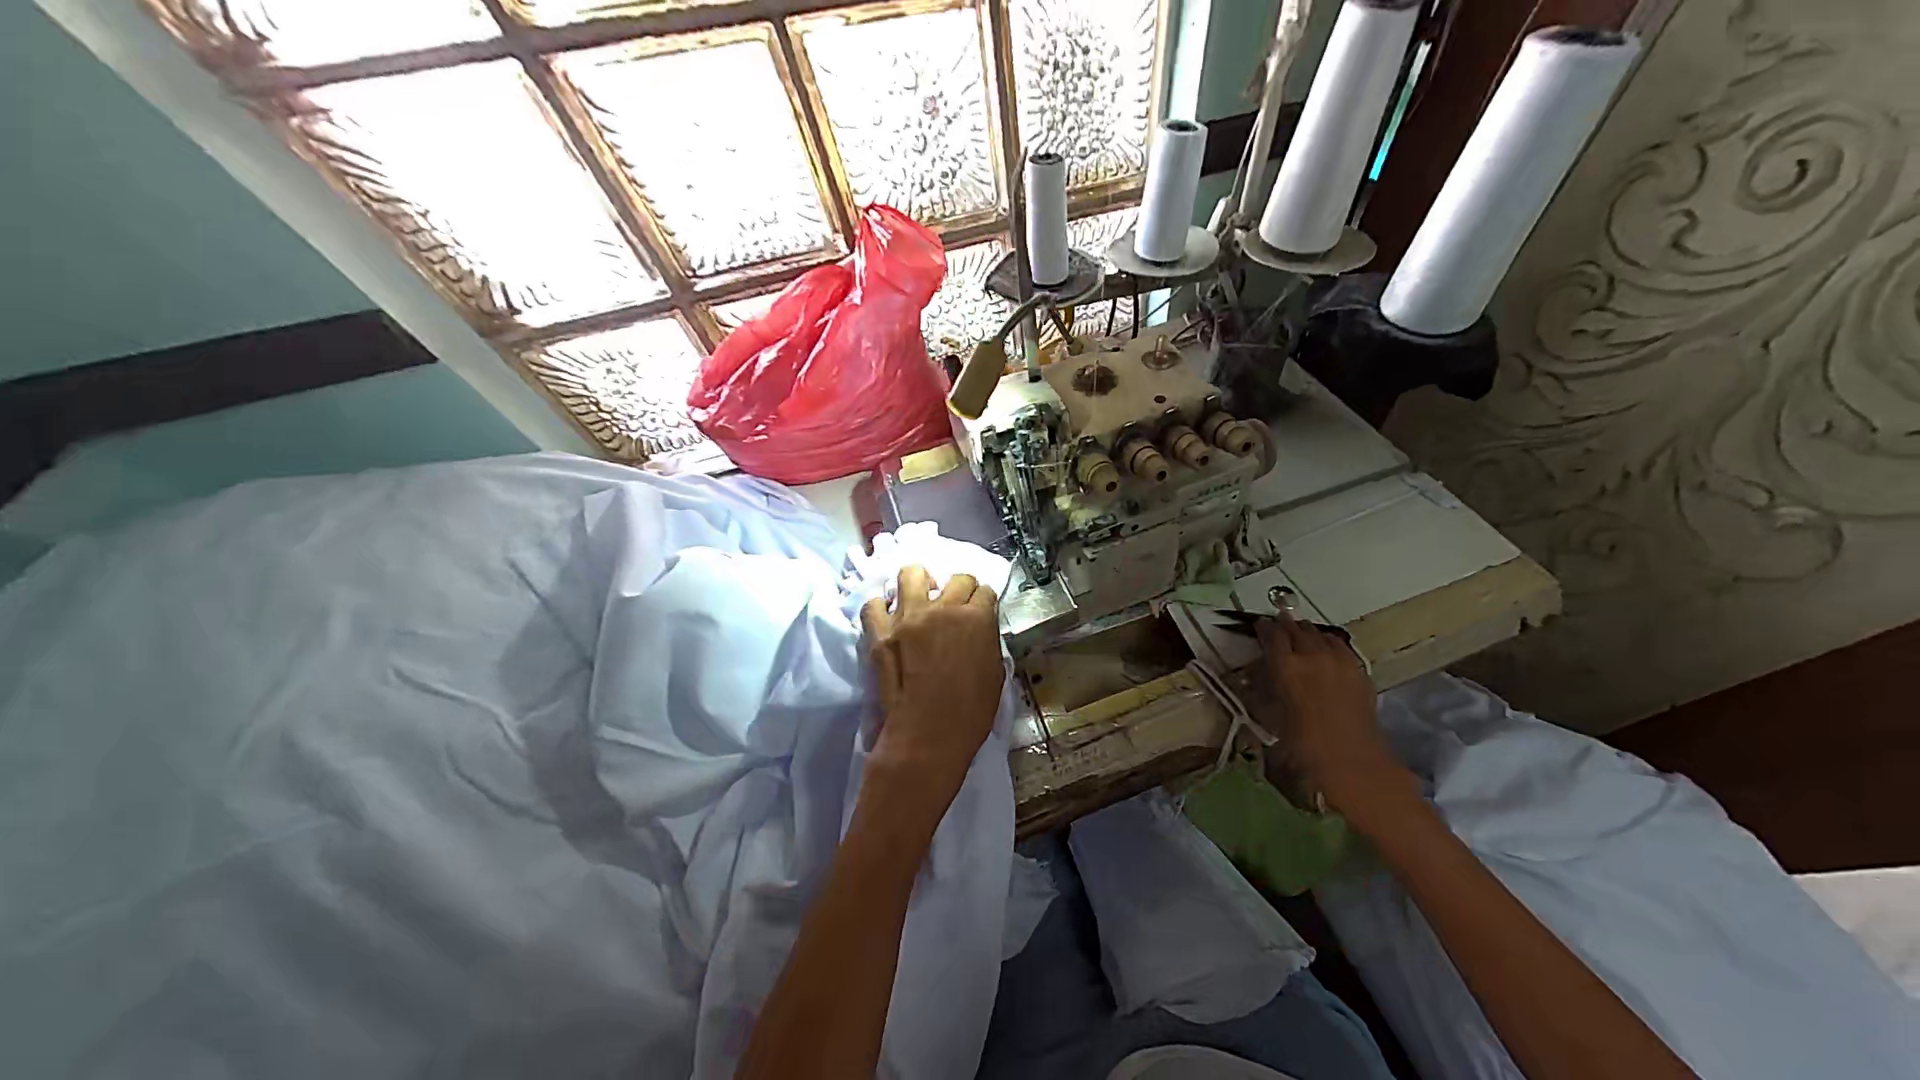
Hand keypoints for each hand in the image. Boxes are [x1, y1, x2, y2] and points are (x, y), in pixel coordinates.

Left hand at [860, 566, 1003, 805]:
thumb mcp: (995, 673)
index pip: (984, 591)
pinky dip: (881, 607)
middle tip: (954, 607)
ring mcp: (907, 617)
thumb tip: (978, 633)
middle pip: (956, 578)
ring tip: (919, 599)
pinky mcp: (880, 632)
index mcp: (976, 618)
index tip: (980, 612)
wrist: (927, 735)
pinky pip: (874, 604)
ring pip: (911, 574)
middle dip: (959, 589)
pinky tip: (889, 618)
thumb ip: (986, 642)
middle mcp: (942, 608)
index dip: (983, 602)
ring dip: (919, 583)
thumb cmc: (970, 713)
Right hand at [1258, 614, 1405, 811]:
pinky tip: (1326, 648)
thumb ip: (1263, 692)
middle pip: (1296, 629)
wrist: (1353, 763)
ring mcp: (1339, 661)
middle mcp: (1313, 655)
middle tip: (1277, 625)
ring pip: (1320, 633)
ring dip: (1307, 632)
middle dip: (1284, 625)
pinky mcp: (1359, 670)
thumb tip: (1255, 679)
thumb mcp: (1271, 717)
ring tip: (1300, 633)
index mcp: (1286, 666)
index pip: (1272, 635)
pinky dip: (1329, 642)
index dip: (1263, 628)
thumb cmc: (1303, 746)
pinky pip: (1340, 646)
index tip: (1259, 626)